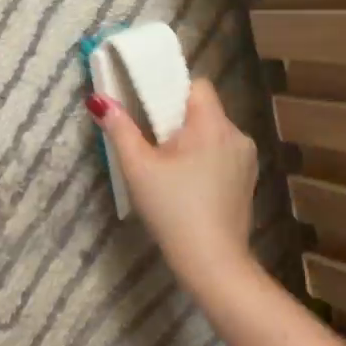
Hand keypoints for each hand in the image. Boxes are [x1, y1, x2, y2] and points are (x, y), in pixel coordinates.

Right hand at [89, 79, 260, 294]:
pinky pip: (220, 153)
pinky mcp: (246, 180)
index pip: (197, 85)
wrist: (211, 260)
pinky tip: (184, 183)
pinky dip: (202, 158)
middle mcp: (236, 136)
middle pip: (203, 110)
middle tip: (148, 140)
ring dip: (189, 139)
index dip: (171, 90)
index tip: (147, 107)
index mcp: (212, 126)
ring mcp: (246, 159)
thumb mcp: (137, 167)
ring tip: (164, 165)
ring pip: (212, 133)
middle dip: (175, 118)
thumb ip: (119, 129)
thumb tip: (99, 99)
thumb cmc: (172, 208)